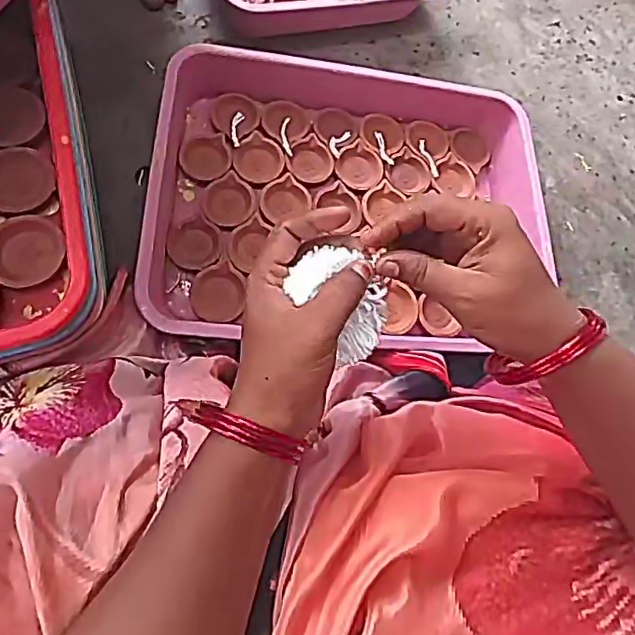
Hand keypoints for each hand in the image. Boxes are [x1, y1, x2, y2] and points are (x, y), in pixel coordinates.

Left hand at [230, 208, 369, 435]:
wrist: (274, 419)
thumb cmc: (285, 369)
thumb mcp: (316, 323)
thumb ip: (341, 289)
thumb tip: (362, 264)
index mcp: (266, 280)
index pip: (287, 234)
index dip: (316, 220)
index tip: (346, 216)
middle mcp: (275, 291)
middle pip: (305, 253)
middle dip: (335, 247)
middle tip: (364, 248)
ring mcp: (289, 312)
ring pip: (318, 279)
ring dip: (343, 273)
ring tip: (369, 271)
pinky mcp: (304, 332)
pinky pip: (326, 303)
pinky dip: (345, 297)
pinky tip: (365, 300)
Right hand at [358, 194, 584, 363]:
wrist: (548, 341)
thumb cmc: (516, 316)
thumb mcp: (464, 294)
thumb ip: (421, 272)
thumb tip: (383, 261)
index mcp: (485, 219)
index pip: (429, 207)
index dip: (394, 221)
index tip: (368, 241)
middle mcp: (478, 220)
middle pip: (424, 215)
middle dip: (393, 231)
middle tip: (366, 252)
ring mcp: (471, 237)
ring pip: (424, 231)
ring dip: (399, 245)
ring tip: (375, 262)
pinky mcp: (465, 254)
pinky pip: (430, 248)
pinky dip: (410, 258)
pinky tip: (392, 268)